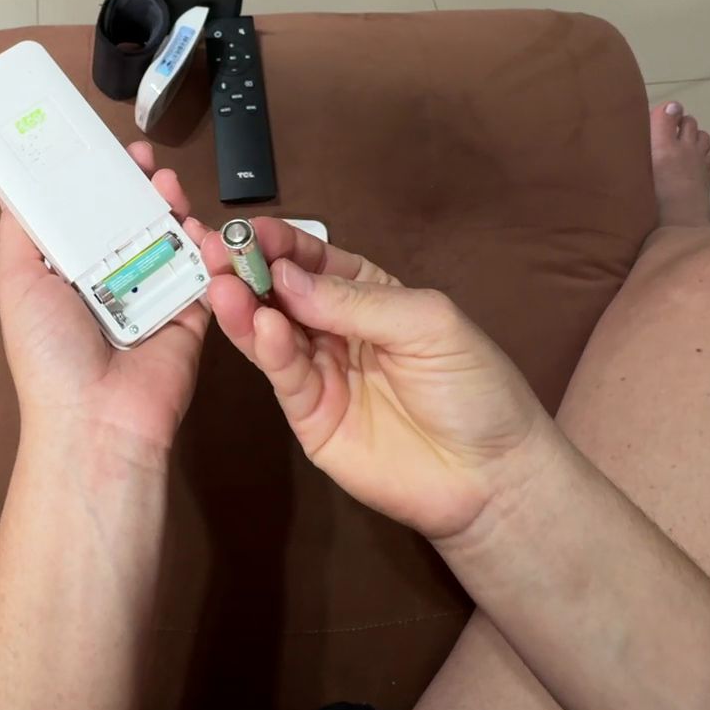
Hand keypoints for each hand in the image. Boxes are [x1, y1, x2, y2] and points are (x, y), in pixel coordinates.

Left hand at [0, 143, 211, 466]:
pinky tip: (194, 225)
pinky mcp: (188, 311)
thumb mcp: (17, 283)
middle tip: (144, 160)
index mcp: (70, 273)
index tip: (102, 153)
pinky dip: (203, 245)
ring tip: (167, 184)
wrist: (97, 417)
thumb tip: (12, 191)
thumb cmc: (49, 356)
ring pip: (168, 238)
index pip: (86, 215)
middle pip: (131, 220)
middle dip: (138, 186)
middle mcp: (111, 281)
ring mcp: (152, 294)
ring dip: (170, 206)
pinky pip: (202, 271)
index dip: (95, 182)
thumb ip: (19, 232)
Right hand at [201, 219, 547, 539]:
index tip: (248, 230)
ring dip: (245, 307)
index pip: (311, 259)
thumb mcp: (426, 323)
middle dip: (248, 270)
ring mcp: (318, 370)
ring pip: (270, 331)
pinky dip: (267, 349)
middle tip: (216, 251)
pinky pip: (282, 375)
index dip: (279, 243)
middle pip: (280, 292)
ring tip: (223, 285)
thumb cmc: (473, 387)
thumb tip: (285, 277)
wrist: (493, 478)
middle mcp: (333, 326)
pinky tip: (258, 326)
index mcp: (364, 292)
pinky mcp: (308, 413)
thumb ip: (355, 300)